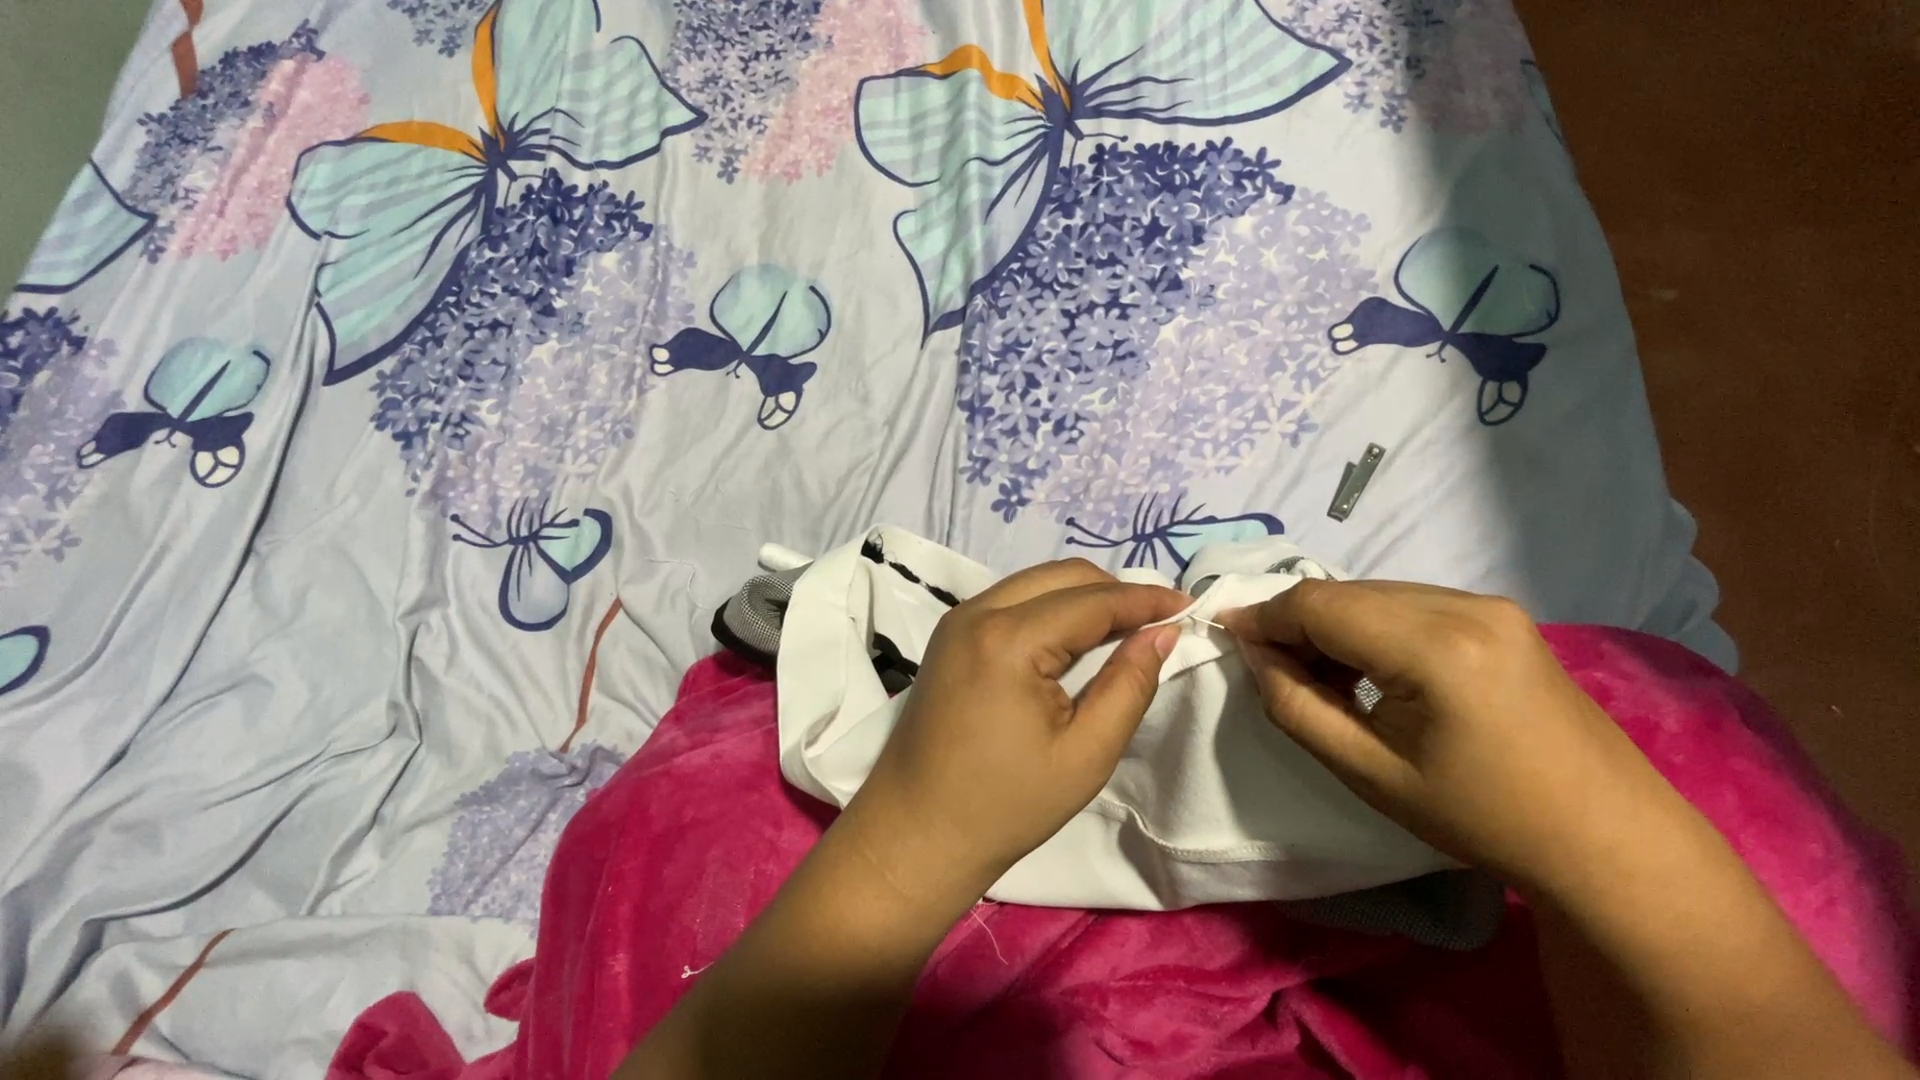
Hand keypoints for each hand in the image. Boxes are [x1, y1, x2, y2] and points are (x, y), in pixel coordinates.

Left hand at [838, 559, 1188, 911]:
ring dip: (1083, 597)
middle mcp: (978, 613)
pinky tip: (1075, 638)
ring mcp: (957, 621)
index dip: (1145, 600)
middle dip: (1115, 592)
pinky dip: (1050, 607)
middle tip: (1158, 623)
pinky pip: (1012, 600)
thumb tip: (1162, 633)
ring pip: (1035, 582)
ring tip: (1125, 629)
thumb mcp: (1085, 753)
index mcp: (1009, 640)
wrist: (916, 832)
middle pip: (1063, 577)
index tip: (1189, 606)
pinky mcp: (949, 636)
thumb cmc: (1006, 805)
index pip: (1093, 601)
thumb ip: (1129, 684)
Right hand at [1223, 580, 1684, 892]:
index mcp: (1434, 646)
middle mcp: (1465, 605)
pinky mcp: (1502, 616)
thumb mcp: (1367, 772)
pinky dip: (1372, 628)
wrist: (1607, 838)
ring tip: (1325, 681)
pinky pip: (1410, 604)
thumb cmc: (1480, 816)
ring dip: (1334, 626)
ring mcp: (1490, 605)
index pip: (1318, 604)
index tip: (1226, 636)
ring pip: (1376, 595)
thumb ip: (1294, 704)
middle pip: (1345, 593)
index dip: (1264, 616)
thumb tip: (1252, 652)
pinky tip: (1372, 672)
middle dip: (1297, 624)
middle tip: (1275, 673)